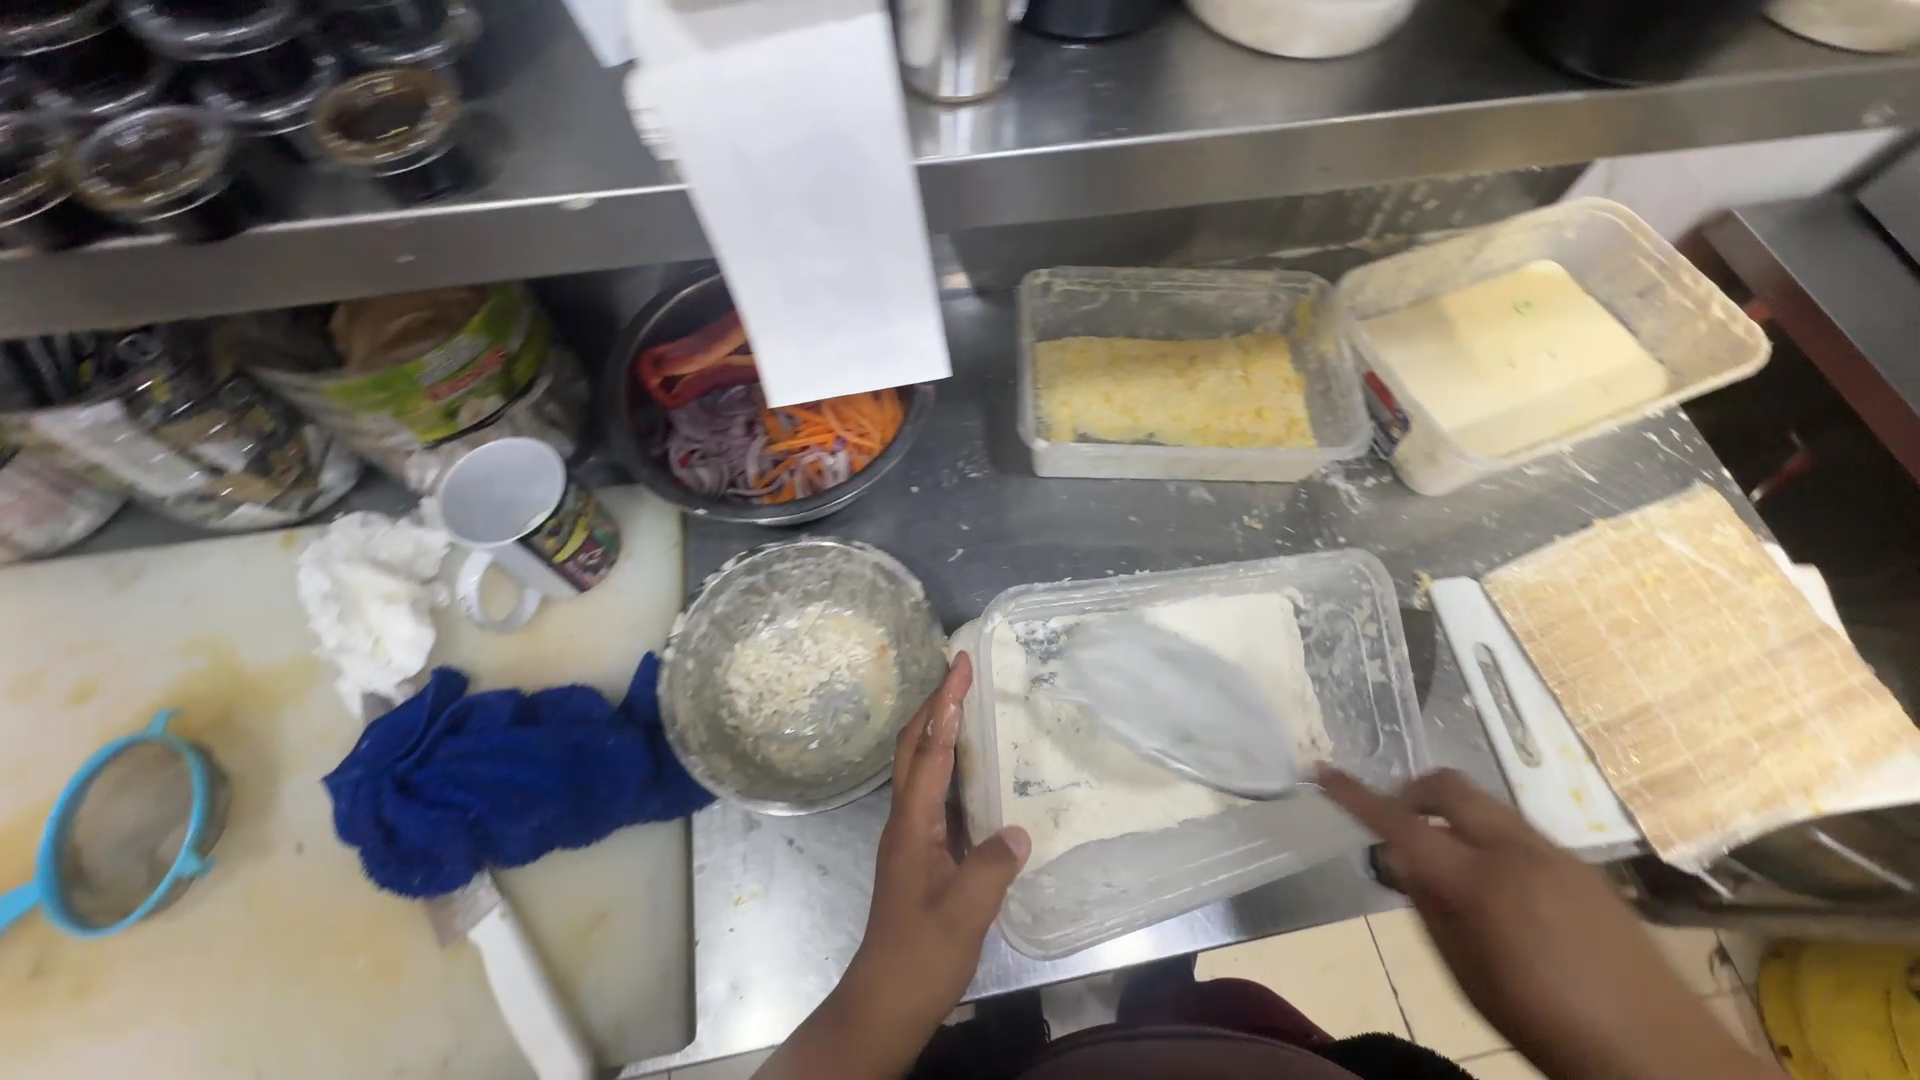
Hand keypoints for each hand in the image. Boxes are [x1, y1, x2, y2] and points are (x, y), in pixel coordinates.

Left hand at [755, 653, 1029, 1079]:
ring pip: (920, 768)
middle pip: (912, 748)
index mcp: (911, 825)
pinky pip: (935, 793)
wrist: (886, 1000)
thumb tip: (1017, 829)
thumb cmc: (920, 955)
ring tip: (966, 704)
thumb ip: (990, 867)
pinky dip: (950, 766)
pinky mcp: (921, 853)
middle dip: (934, 705)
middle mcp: (905, 821)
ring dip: (938, 730)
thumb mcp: (963, 914)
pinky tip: (974, 771)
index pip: (928, 752)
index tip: (958, 668)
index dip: (944, 707)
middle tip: (960, 672)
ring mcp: (910, 837)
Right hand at [1320, 768, 1780, 1079]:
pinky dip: (1488, 837)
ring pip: (1487, 805)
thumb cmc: (1543, 1023)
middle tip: (1397, 819)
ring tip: (1446, 860)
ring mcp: (1558, 856)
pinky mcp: (1586, 869)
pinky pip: (1519, 831)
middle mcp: (1519, 852)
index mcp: (1481, 883)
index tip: (1325, 773)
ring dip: (1452, 815)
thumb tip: (1399, 861)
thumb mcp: (1466, 974)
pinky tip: (1498, 887)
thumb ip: (1429, 907)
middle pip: (1451, 787)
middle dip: (1413, 790)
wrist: (1661, 1057)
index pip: (1402, 824)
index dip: (1357, 796)